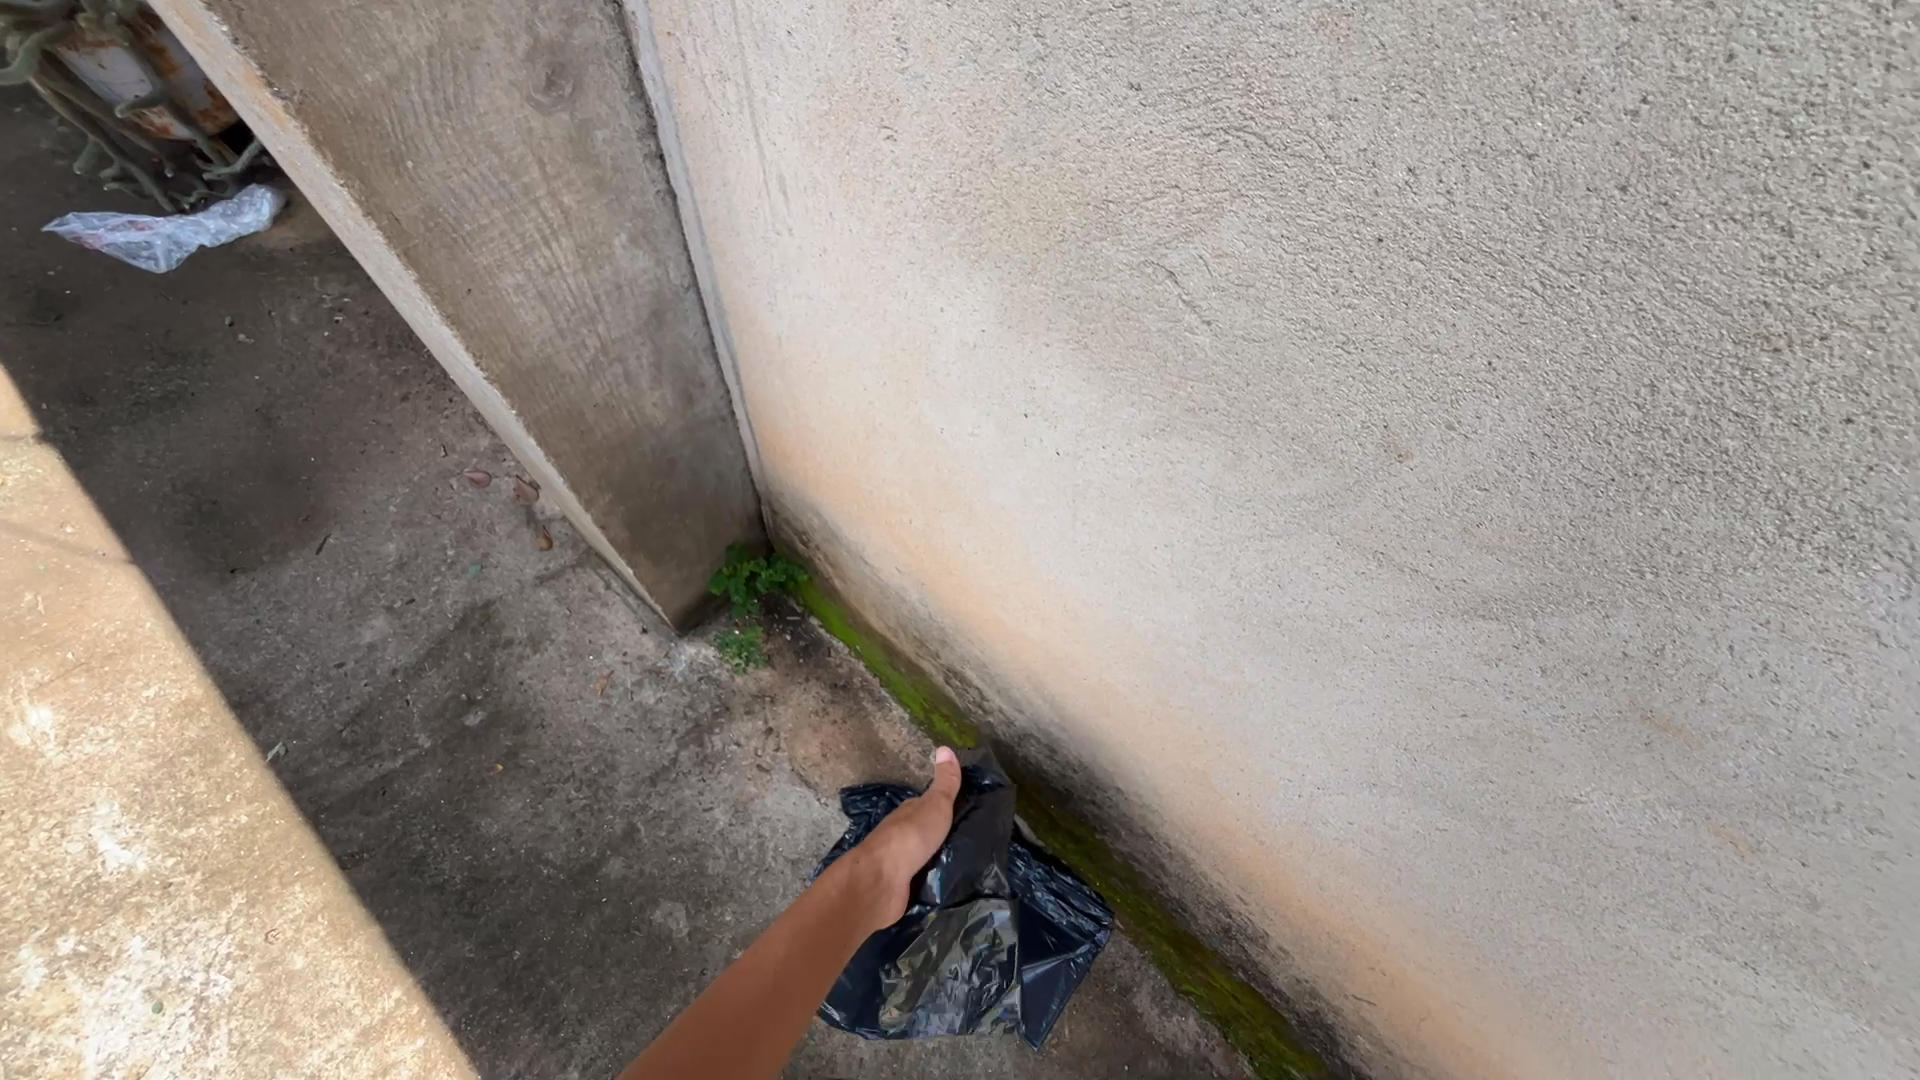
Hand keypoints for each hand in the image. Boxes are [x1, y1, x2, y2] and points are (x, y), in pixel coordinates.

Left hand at [844, 746, 960, 931]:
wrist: (882, 880)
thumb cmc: (910, 836)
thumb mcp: (935, 804)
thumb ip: (945, 782)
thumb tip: (946, 747)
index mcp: (910, 813)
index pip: (929, 805)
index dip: (945, 807)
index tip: (968, 814)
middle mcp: (903, 835)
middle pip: (927, 833)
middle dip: (944, 837)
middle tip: (973, 843)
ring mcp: (900, 862)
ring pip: (925, 858)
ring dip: (939, 860)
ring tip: (967, 867)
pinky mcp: (901, 887)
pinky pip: (923, 881)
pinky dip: (933, 882)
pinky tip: (948, 887)